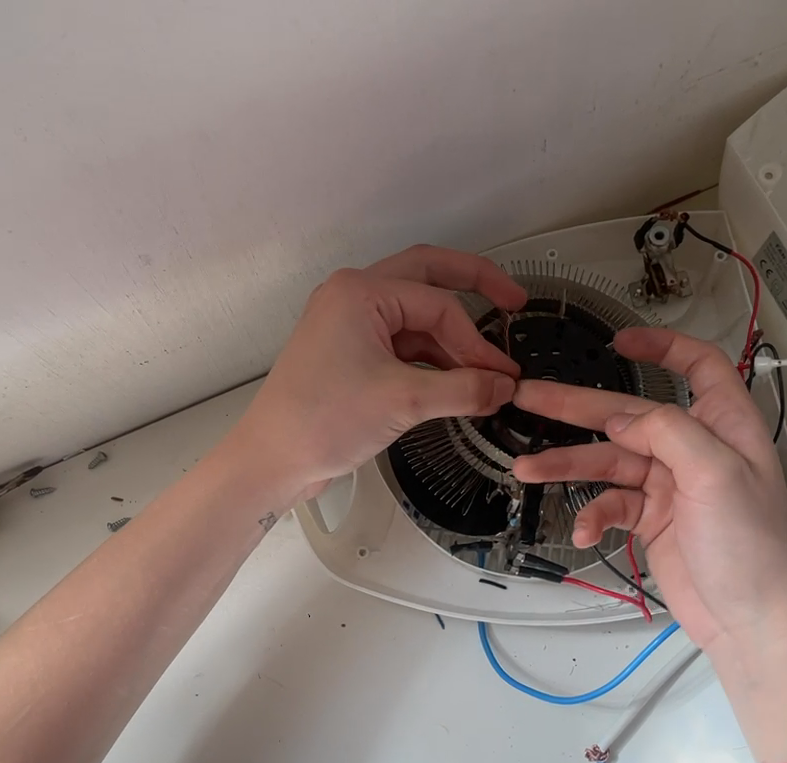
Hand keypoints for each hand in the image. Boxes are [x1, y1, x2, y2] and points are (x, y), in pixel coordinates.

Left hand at [225, 245, 527, 502]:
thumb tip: (503, 386)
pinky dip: (431, 362)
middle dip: (473, 287)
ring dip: (451, 341)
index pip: (439, 304)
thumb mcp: (403, 402)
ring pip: (416, 318)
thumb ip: (462, 389)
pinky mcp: (350, 357)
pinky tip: (455, 385)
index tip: (502, 375)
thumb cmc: (319, 422)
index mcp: (361, 293)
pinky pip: (402, 346)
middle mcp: (354, 299)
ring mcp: (350, 327)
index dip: (476, 341)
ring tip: (485, 373)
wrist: (273, 460)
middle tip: (513, 299)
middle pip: (428, 278)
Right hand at [511, 328, 786, 652]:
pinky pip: (610, 507)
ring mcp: (669, 487)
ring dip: (567, 466)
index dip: (663, 347)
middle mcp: (693, 451)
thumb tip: (622, 418)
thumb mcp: (718, 475)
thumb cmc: (756, 552)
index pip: (697, 368)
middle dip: (577, 407)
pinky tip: (584, 530)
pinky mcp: (651, 521)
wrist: (750, 622)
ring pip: (608, 464)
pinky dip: (593, 516)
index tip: (621, 341)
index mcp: (723, 427)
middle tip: (530, 397)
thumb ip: (669, 433)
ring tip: (527, 467)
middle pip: (628, 416)